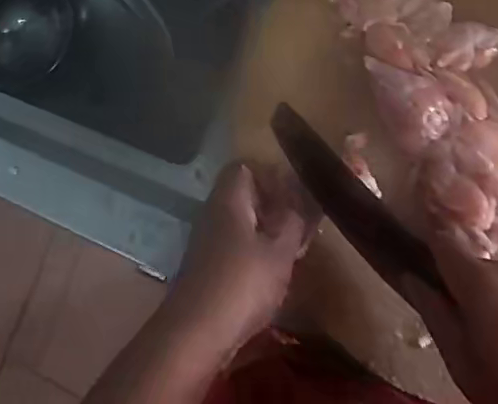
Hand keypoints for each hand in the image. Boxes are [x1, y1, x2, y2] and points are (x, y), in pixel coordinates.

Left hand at [157, 161, 319, 356]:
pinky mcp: (207, 264)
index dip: (271, 175)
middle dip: (273, 204)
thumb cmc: (242, 283)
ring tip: (293, 248)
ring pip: (240, 220)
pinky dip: (254, 250)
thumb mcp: (278, 252)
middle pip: (243, 194)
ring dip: (266, 229)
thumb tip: (299, 200)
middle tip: (300, 223)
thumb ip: (292, 222)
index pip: (245, 166)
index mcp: (229, 198)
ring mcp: (207, 238)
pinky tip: (272, 271)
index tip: (296, 193)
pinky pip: (234, 243)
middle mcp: (213, 210)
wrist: (196, 331)